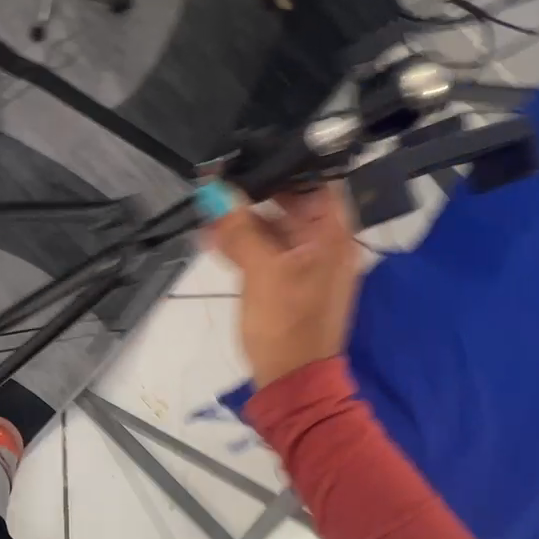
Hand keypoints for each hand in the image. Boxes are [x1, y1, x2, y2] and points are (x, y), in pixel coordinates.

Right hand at [211, 183, 363, 388]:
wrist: (292, 381)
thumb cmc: (286, 325)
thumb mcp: (262, 272)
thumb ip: (240, 229)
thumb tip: (216, 190)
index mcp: (334, 233)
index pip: (316, 179)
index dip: (284, 165)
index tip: (248, 157)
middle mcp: (324, 242)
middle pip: (291, 202)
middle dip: (253, 193)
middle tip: (216, 184)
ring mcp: (305, 263)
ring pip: (272, 228)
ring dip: (241, 220)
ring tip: (205, 213)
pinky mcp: (285, 282)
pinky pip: (264, 252)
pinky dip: (241, 244)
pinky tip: (212, 239)